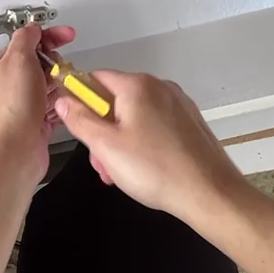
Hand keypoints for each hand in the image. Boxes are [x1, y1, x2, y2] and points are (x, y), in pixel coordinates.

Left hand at [0, 23, 75, 179]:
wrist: (14, 150)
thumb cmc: (11, 110)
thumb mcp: (18, 59)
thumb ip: (26, 38)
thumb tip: (33, 27)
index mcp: (3, 65)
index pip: (28, 41)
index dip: (49, 35)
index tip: (67, 34)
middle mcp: (12, 84)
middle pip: (41, 62)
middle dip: (57, 61)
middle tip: (64, 64)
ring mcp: (25, 103)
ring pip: (50, 85)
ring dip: (63, 82)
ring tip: (69, 84)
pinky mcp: (37, 121)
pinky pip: (56, 107)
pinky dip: (64, 103)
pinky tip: (69, 102)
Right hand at [53, 71, 246, 222]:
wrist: (210, 194)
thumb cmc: (156, 170)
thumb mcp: (106, 146)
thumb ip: (79, 120)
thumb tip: (63, 100)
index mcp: (137, 85)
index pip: (94, 78)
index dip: (80, 100)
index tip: (78, 127)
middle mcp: (159, 86)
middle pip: (115, 99)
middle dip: (102, 128)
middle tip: (102, 160)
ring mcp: (178, 103)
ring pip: (134, 114)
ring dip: (120, 139)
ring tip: (122, 171)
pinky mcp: (190, 122)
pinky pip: (154, 124)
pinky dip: (143, 142)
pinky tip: (145, 168)